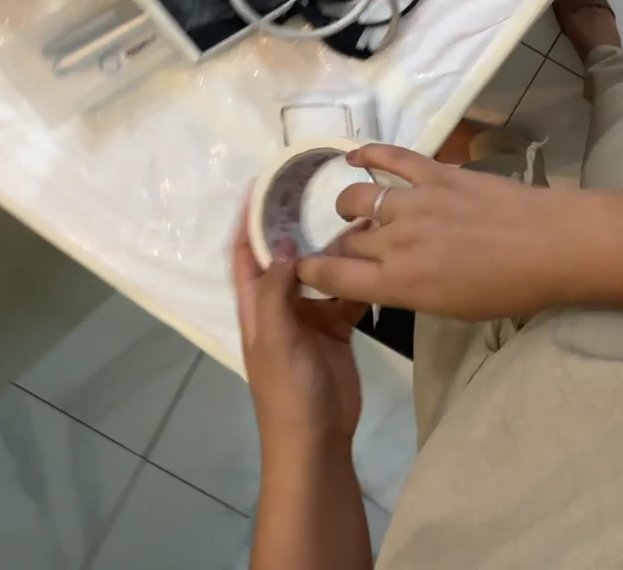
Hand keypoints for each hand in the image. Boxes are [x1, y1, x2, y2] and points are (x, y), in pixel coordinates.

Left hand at [231, 203, 368, 452]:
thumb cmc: (287, 389)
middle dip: (296, 225)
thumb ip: (277, 290)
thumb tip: (287, 243)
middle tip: (319, 190)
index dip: (246, 220)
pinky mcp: (336, 328)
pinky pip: (348, 294)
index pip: (244, 254)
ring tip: (358, 217)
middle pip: (285, 257)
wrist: (316, 438)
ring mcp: (309, 317)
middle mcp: (279, 305)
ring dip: (334, 249)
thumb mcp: (275, 337)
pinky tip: (378, 257)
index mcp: (255, 306)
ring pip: (321, 272)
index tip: (260, 185)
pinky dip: (360, 278)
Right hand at [298, 144, 588, 320]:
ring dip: (350, 204)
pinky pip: (391, 157)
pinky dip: (369, 153)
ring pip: (358, 197)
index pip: (333, 275)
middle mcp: (396, 242)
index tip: (304, 266)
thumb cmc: (507, 289)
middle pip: (347, 238)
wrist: (549, 246)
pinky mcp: (435, 173)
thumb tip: (384, 276)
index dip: (310, 270)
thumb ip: (408, 290)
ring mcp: (414, 203)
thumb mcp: (449, 307)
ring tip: (354, 206)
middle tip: (350, 244)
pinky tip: (354, 155)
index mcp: (398, 284)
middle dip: (340, 243)